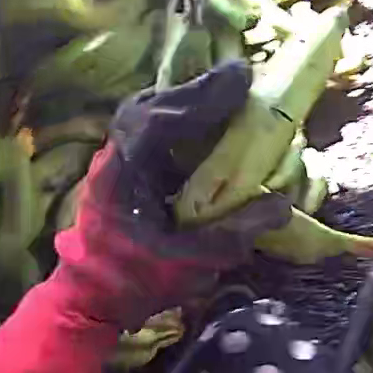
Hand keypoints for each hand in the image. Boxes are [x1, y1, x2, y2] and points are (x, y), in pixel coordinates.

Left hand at [61, 61, 291, 327]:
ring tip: (228, 90)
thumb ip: (235, 233)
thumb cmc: (135, 281)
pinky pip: (151, 123)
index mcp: (123, 175)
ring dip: (188, 97)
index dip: (200, 99)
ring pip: (149, 109)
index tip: (241, 81)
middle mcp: (115, 156)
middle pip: (152, 104)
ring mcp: (116, 156)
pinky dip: (180, 113)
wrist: (90, 296)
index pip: (157, 121)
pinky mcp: (125, 163)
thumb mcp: (190, 263)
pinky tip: (207, 116)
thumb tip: (281, 204)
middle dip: (198, 89)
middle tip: (242, 76)